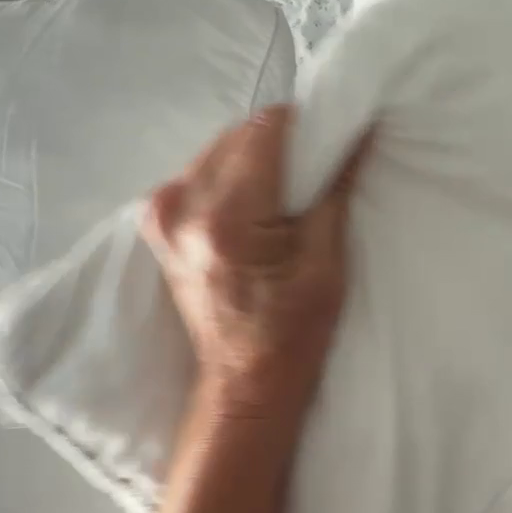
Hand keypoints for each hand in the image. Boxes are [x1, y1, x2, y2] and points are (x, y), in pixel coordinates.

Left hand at [143, 105, 368, 416]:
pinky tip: (258, 211)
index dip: (309, 129)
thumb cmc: (295, 335)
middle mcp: (180, 202)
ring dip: (259, 161)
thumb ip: (332, 194)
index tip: (336, 145)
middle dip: (284, 147)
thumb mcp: (327, 267)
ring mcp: (160, 209)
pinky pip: (204, 172)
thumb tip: (354, 134)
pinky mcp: (157, 218)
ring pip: (221, 149)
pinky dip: (236, 178)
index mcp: (225, 217)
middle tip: (316, 180)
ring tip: (287, 201)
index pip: (267, 131)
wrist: (244, 383)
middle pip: (240, 135)